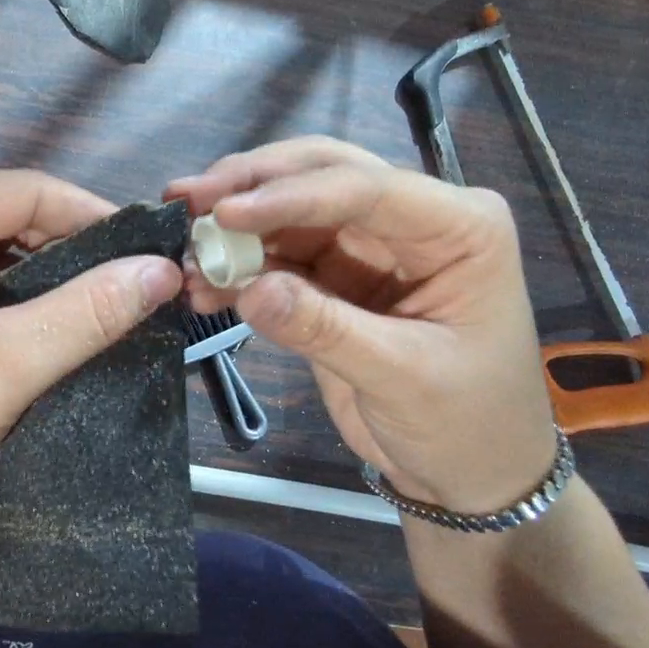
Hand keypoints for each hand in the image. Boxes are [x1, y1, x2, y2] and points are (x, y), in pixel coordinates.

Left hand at [0, 171, 182, 528]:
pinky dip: (9, 292)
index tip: (153, 253)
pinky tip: (48, 318)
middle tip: (134, 284)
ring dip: (43, 272)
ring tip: (103, 303)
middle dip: (69, 248)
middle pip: (4, 212)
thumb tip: (164, 269)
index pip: (23, 191)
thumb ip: (92, 309)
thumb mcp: (12, 362)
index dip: (94, 218)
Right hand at [165, 136, 555, 514]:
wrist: (466, 471)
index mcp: (457, 228)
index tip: (222, 211)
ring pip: (285, 215)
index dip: (288, 195)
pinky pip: (271, 260)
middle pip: (320, 176)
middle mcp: (408, 223)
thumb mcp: (402, 377)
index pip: (365, 189)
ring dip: (232, 230)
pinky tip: (198, 287)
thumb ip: (325, 329)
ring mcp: (364, 249)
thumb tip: (249, 288)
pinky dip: (232, 269)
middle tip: (185, 199)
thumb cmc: (465, 422)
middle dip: (250, 184)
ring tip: (181, 250)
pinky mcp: (328, 280)